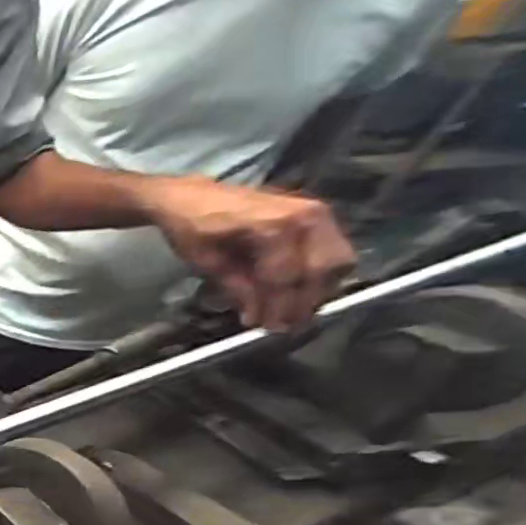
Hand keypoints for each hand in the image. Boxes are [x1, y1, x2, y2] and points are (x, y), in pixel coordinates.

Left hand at [142, 176, 355, 330]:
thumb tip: (257, 316)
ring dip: (316, 289)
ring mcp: (317, 213)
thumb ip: (236, 287)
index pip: (285, 278)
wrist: (189, 196)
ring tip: (288, 309)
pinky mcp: (318, 215)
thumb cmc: (192, 227)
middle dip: (301, 303)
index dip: (277, 307)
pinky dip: (320, 273)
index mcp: (274, 226)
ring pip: (336, 263)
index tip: (265, 328)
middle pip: (319, 272)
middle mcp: (306, 217)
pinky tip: (296, 290)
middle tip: (280, 325)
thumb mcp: (205, 261)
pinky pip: (334, 251)